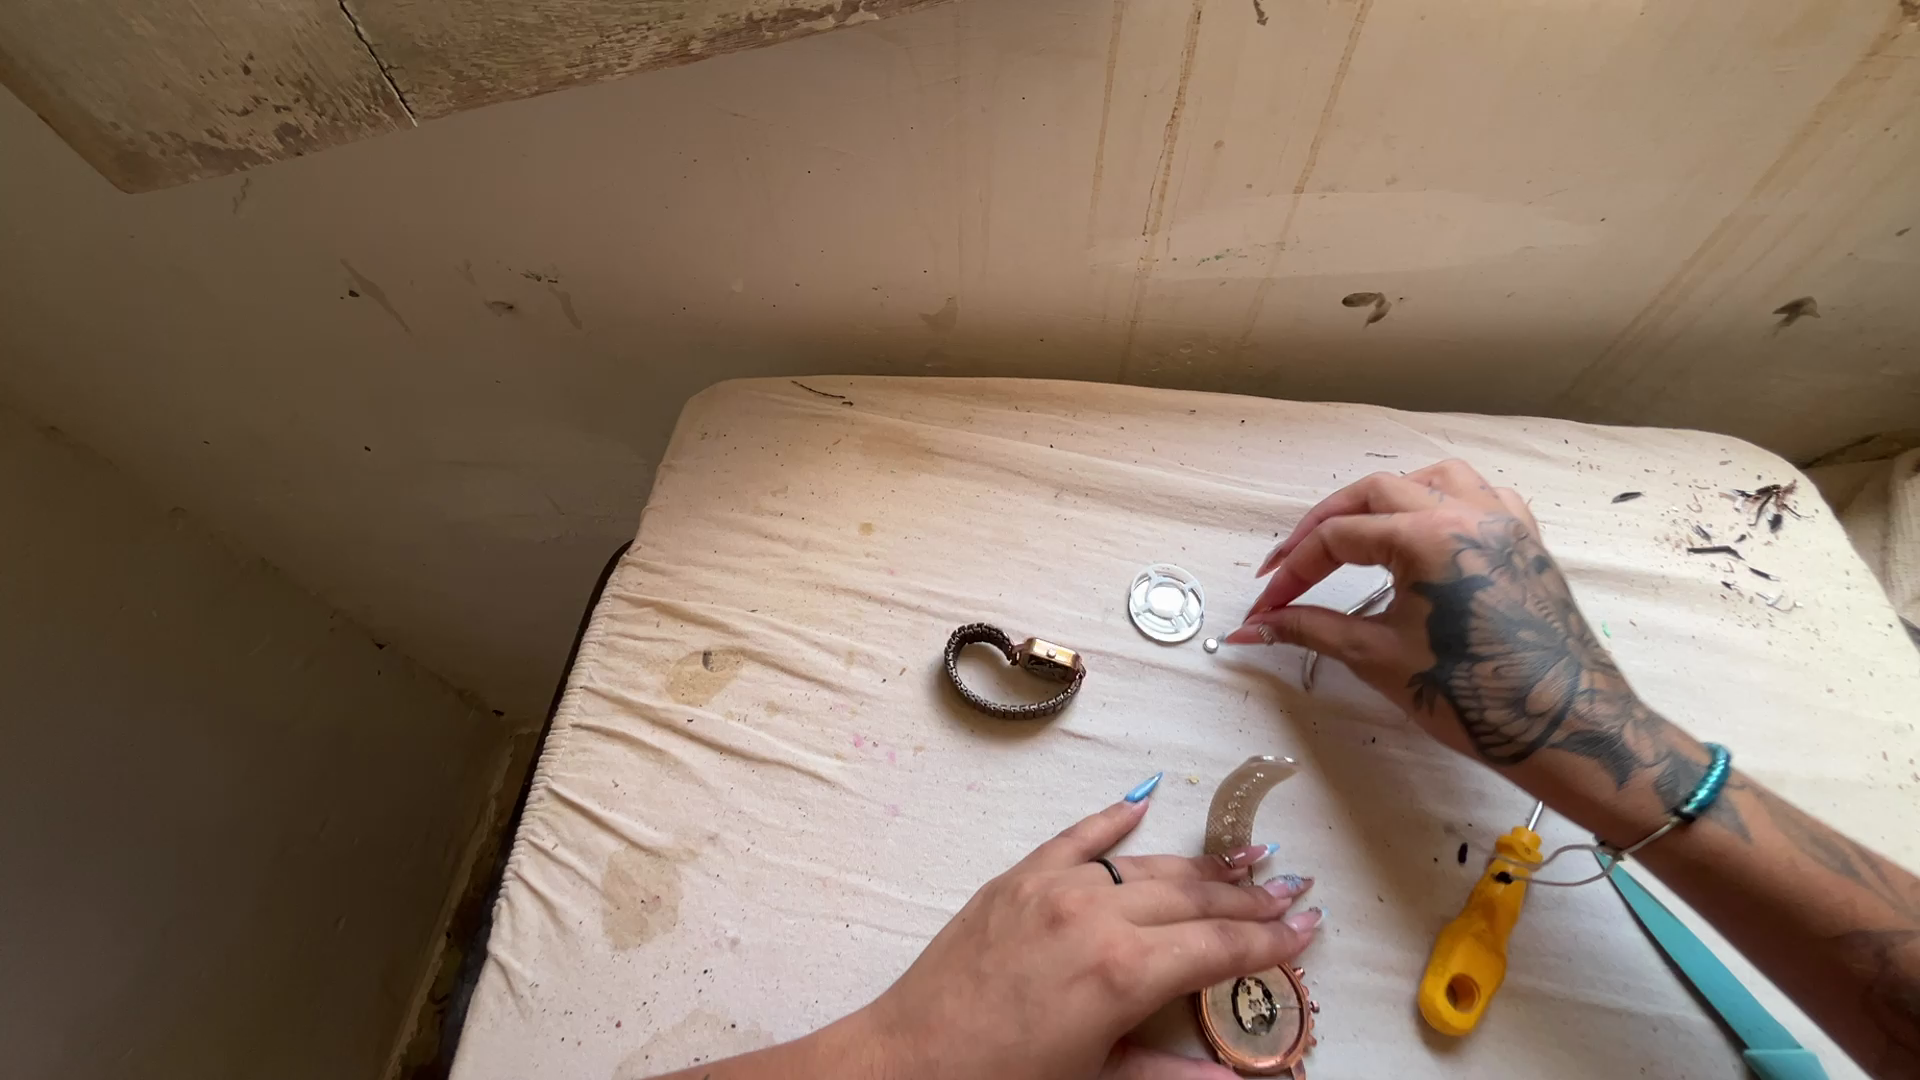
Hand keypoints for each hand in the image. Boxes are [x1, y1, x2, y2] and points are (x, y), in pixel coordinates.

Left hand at [856, 782, 1320, 1079]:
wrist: (915, 1055)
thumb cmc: (1007, 1079)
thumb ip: (1172, 1073)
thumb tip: (1240, 1079)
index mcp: (1124, 971)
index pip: (1217, 947)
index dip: (1269, 938)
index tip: (1308, 923)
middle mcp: (1098, 913)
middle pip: (1191, 896)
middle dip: (1245, 894)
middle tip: (1289, 883)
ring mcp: (1057, 884)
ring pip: (1145, 863)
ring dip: (1197, 861)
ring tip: (1242, 852)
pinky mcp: (1022, 872)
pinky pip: (1077, 836)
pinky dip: (1112, 817)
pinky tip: (1142, 799)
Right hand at [1223, 460, 1709, 836]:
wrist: (1570, 732)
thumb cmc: (1470, 694)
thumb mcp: (1374, 655)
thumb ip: (1306, 628)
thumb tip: (1248, 628)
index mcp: (1427, 537)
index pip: (1336, 538)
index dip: (1291, 572)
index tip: (1265, 606)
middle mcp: (1467, 513)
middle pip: (1373, 492)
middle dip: (1321, 524)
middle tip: (1289, 564)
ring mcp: (1503, 522)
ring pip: (1428, 479)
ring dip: (1380, 499)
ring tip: (1351, 532)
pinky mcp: (1525, 541)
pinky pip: (1477, 494)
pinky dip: (1436, 500)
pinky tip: (1421, 529)